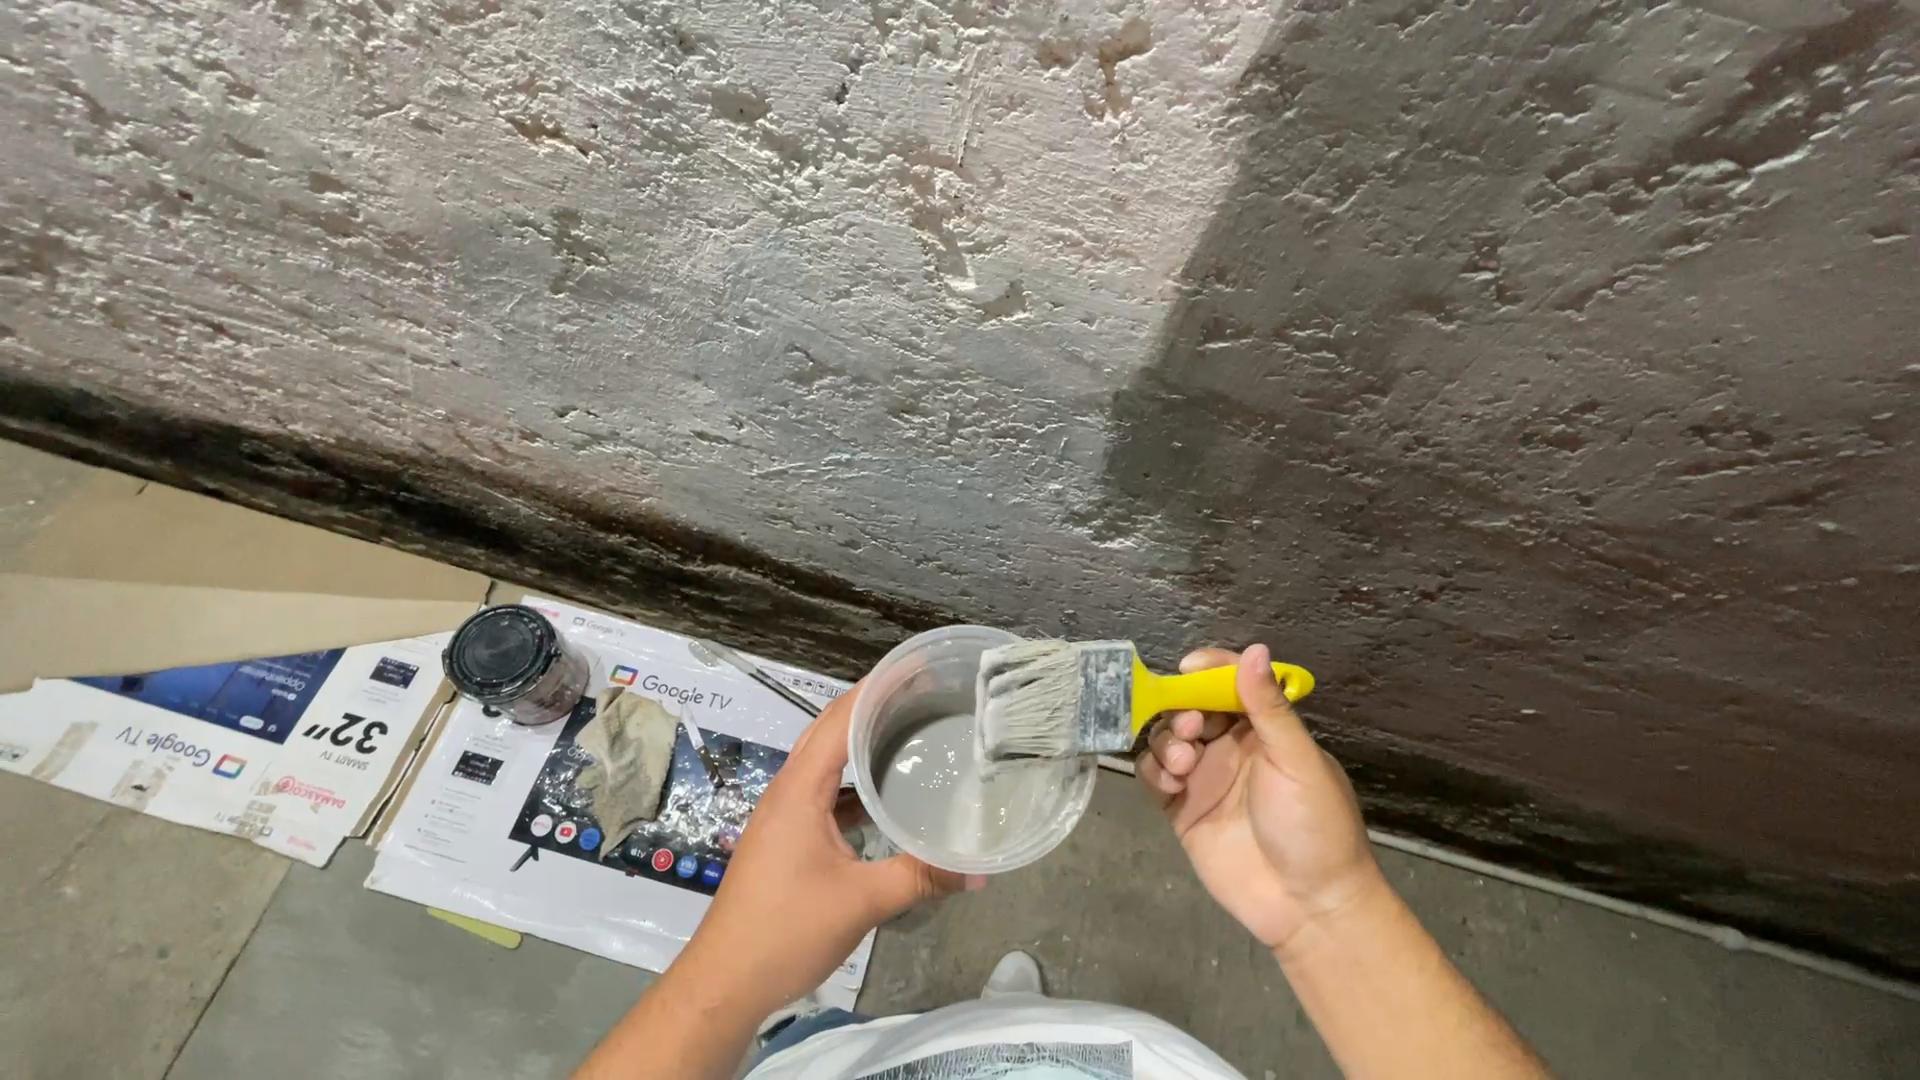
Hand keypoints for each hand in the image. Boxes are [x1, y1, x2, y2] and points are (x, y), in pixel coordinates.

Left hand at [681, 681, 975, 1014]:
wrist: (725, 981)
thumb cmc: (786, 930)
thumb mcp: (861, 902)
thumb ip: (920, 877)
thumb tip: (978, 870)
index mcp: (799, 790)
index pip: (840, 720)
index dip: (876, 690)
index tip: (915, 672)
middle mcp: (788, 791)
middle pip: (829, 731)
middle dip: (871, 705)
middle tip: (921, 693)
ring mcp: (783, 814)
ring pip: (825, 762)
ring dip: (859, 742)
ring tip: (907, 730)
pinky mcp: (786, 837)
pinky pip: (824, 792)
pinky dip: (853, 782)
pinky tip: (883, 795)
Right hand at [1139, 644, 1383, 956]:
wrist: (1306, 906)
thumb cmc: (1314, 826)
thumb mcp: (1296, 761)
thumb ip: (1269, 708)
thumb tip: (1255, 649)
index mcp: (1264, 730)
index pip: (1230, 684)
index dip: (1208, 670)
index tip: (1187, 669)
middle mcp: (1230, 747)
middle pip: (1189, 707)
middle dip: (1180, 709)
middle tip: (1190, 729)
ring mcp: (1204, 777)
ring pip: (1167, 739)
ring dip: (1166, 742)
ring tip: (1184, 766)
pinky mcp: (1182, 808)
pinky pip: (1155, 777)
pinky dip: (1154, 772)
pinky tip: (1171, 785)